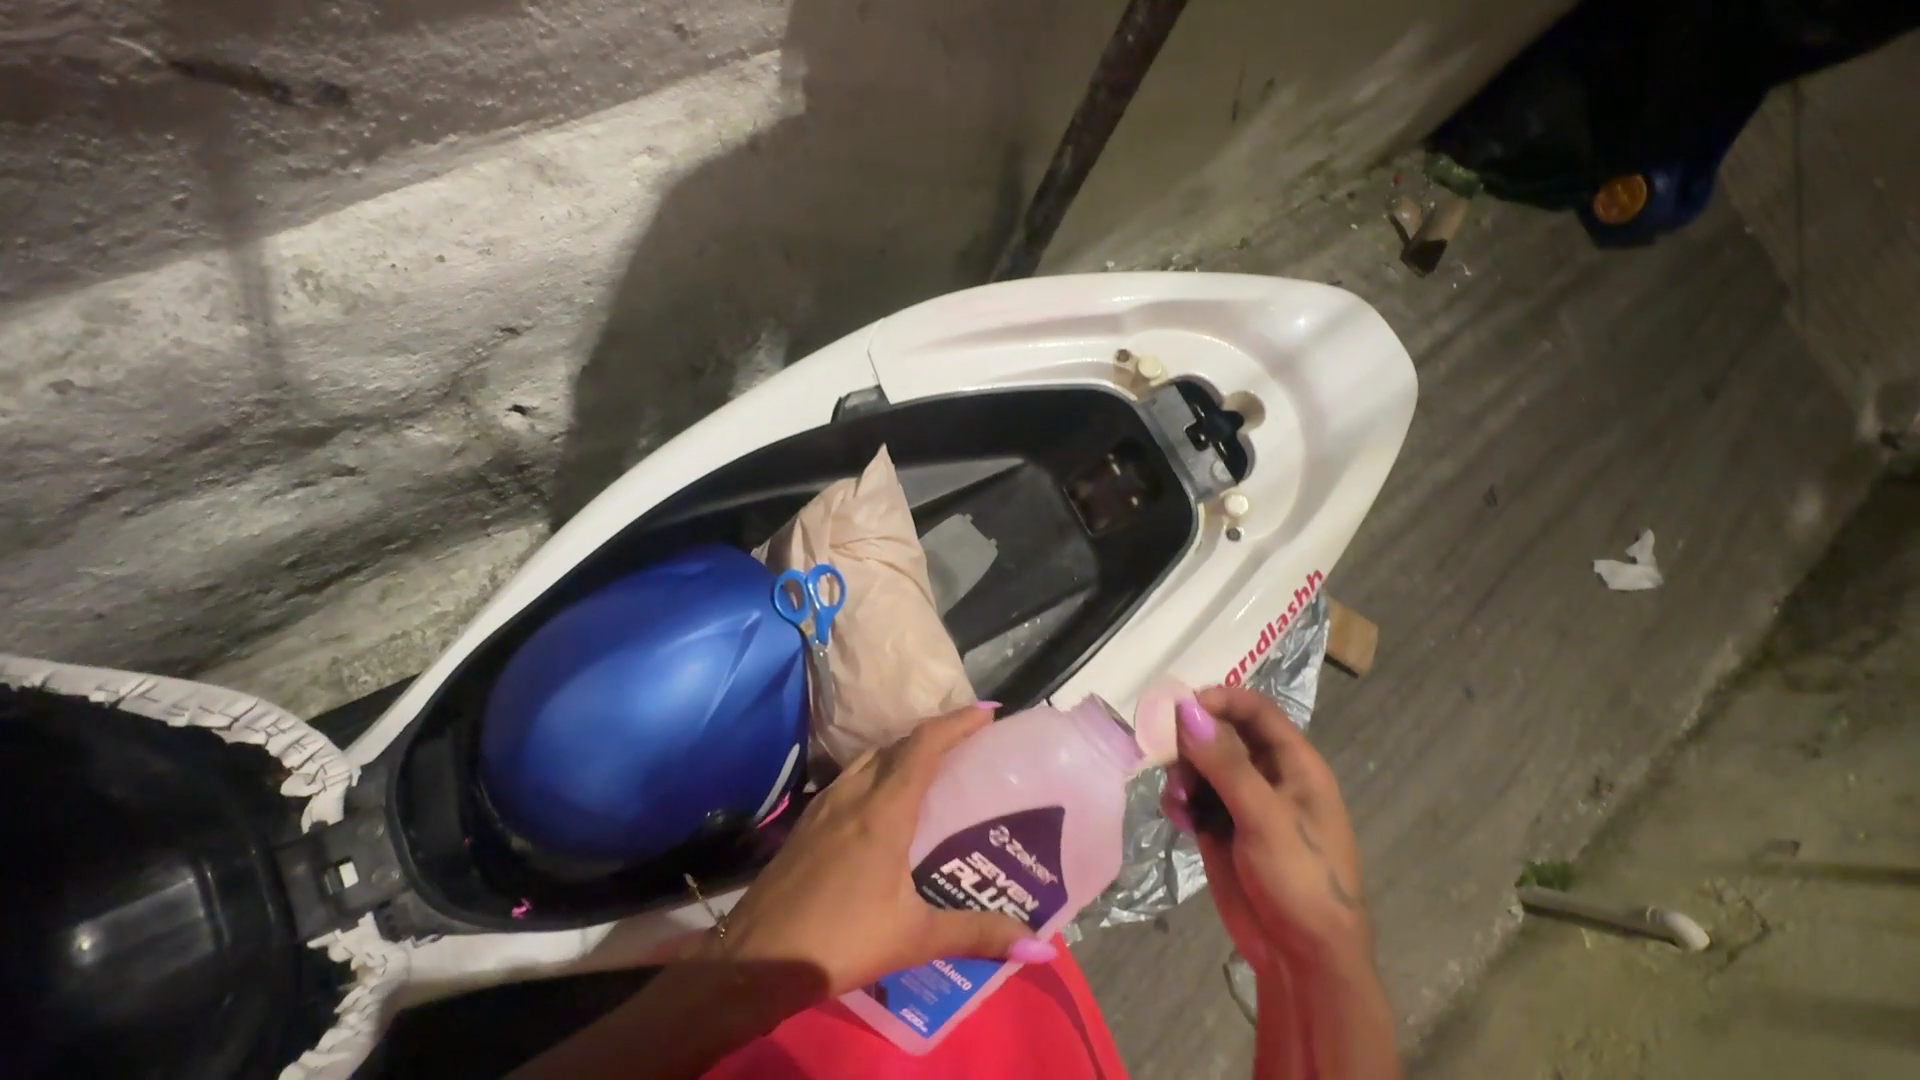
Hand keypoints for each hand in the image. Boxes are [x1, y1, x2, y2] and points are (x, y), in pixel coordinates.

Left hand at [712, 704, 1053, 996]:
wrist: (755, 960)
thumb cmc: (841, 941)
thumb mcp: (915, 938)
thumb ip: (978, 934)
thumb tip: (1042, 947)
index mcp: (884, 809)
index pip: (924, 745)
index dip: (957, 722)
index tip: (988, 711)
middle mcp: (853, 795)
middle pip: (897, 745)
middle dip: (934, 734)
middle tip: (968, 743)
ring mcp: (823, 807)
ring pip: (869, 759)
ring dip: (902, 751)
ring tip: (931, 767)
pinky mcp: (805, 826)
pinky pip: (850, 779)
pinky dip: (877, 772)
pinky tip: (883, 805)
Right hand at [1161, 686, 1370, 971]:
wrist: (1304, 957)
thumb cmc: (1300, 878)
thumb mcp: (1264, 817)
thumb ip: (1225, 763)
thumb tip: (1187, 709)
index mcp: (1295, 764)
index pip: (1255, 710)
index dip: (1220, 700)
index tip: (1180, 707)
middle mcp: (1269, 777)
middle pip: (1222, 735)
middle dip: (1192, 741)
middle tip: (1164, 754)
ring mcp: (1244, 805)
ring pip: (1202, 766)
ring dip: (1183, 774)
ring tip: (1178, 800)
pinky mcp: (1223, 831)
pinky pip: (1194, 799)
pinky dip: (1181, 802)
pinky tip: (1179, 819)